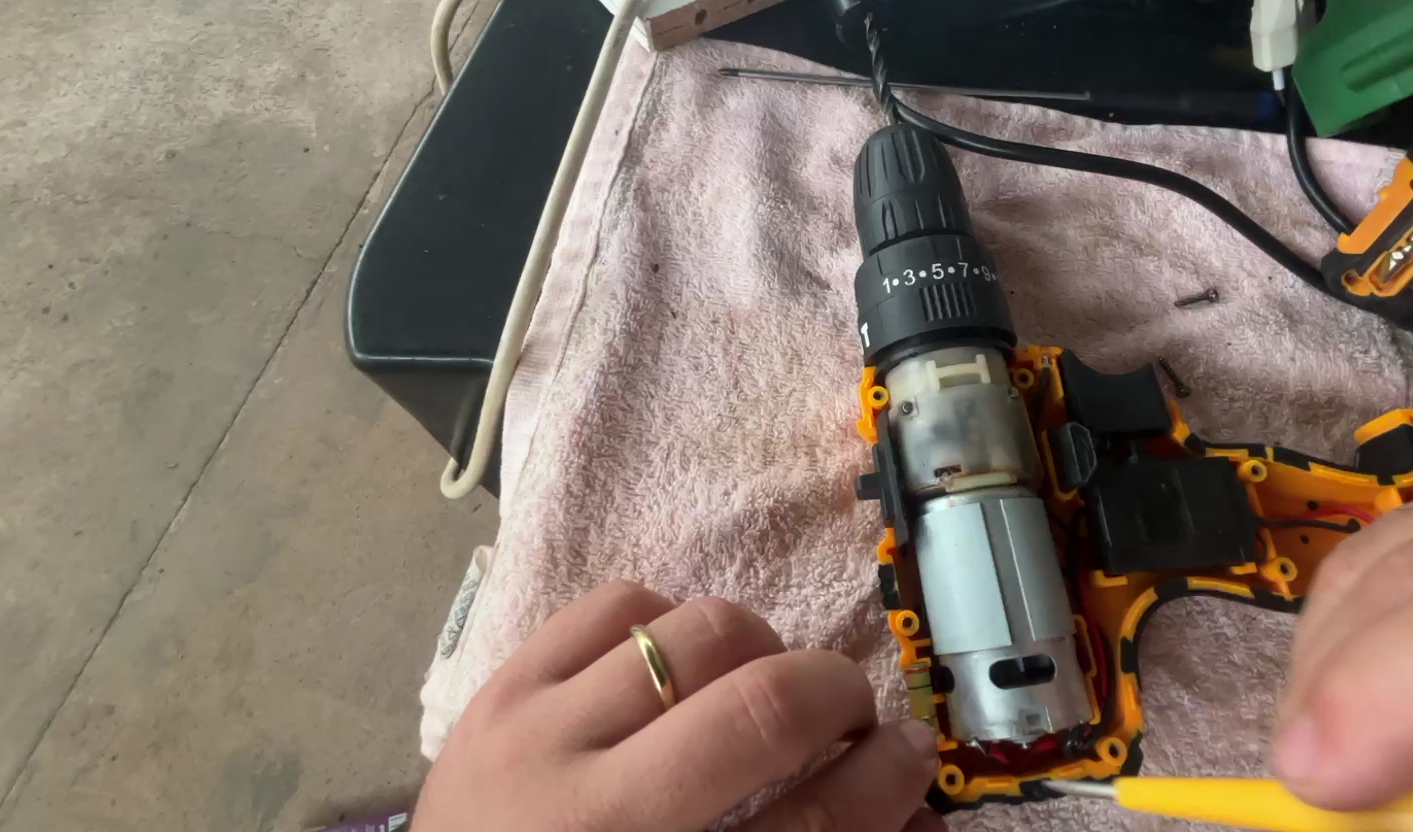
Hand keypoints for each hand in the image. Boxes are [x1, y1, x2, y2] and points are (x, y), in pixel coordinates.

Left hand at [414, 581, 941, 830]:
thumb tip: (912, 806)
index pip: (810, 828)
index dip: (882, 782)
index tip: (914, 750)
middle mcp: (591, 820)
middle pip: (756, 711)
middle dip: (832, 692)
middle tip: (846, 707)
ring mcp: (533, 742)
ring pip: (694, 633)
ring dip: (756, 647)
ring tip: (754, 681)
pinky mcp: (498, 689)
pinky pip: (616, 603)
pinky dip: (667, 618)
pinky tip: (668, 668)